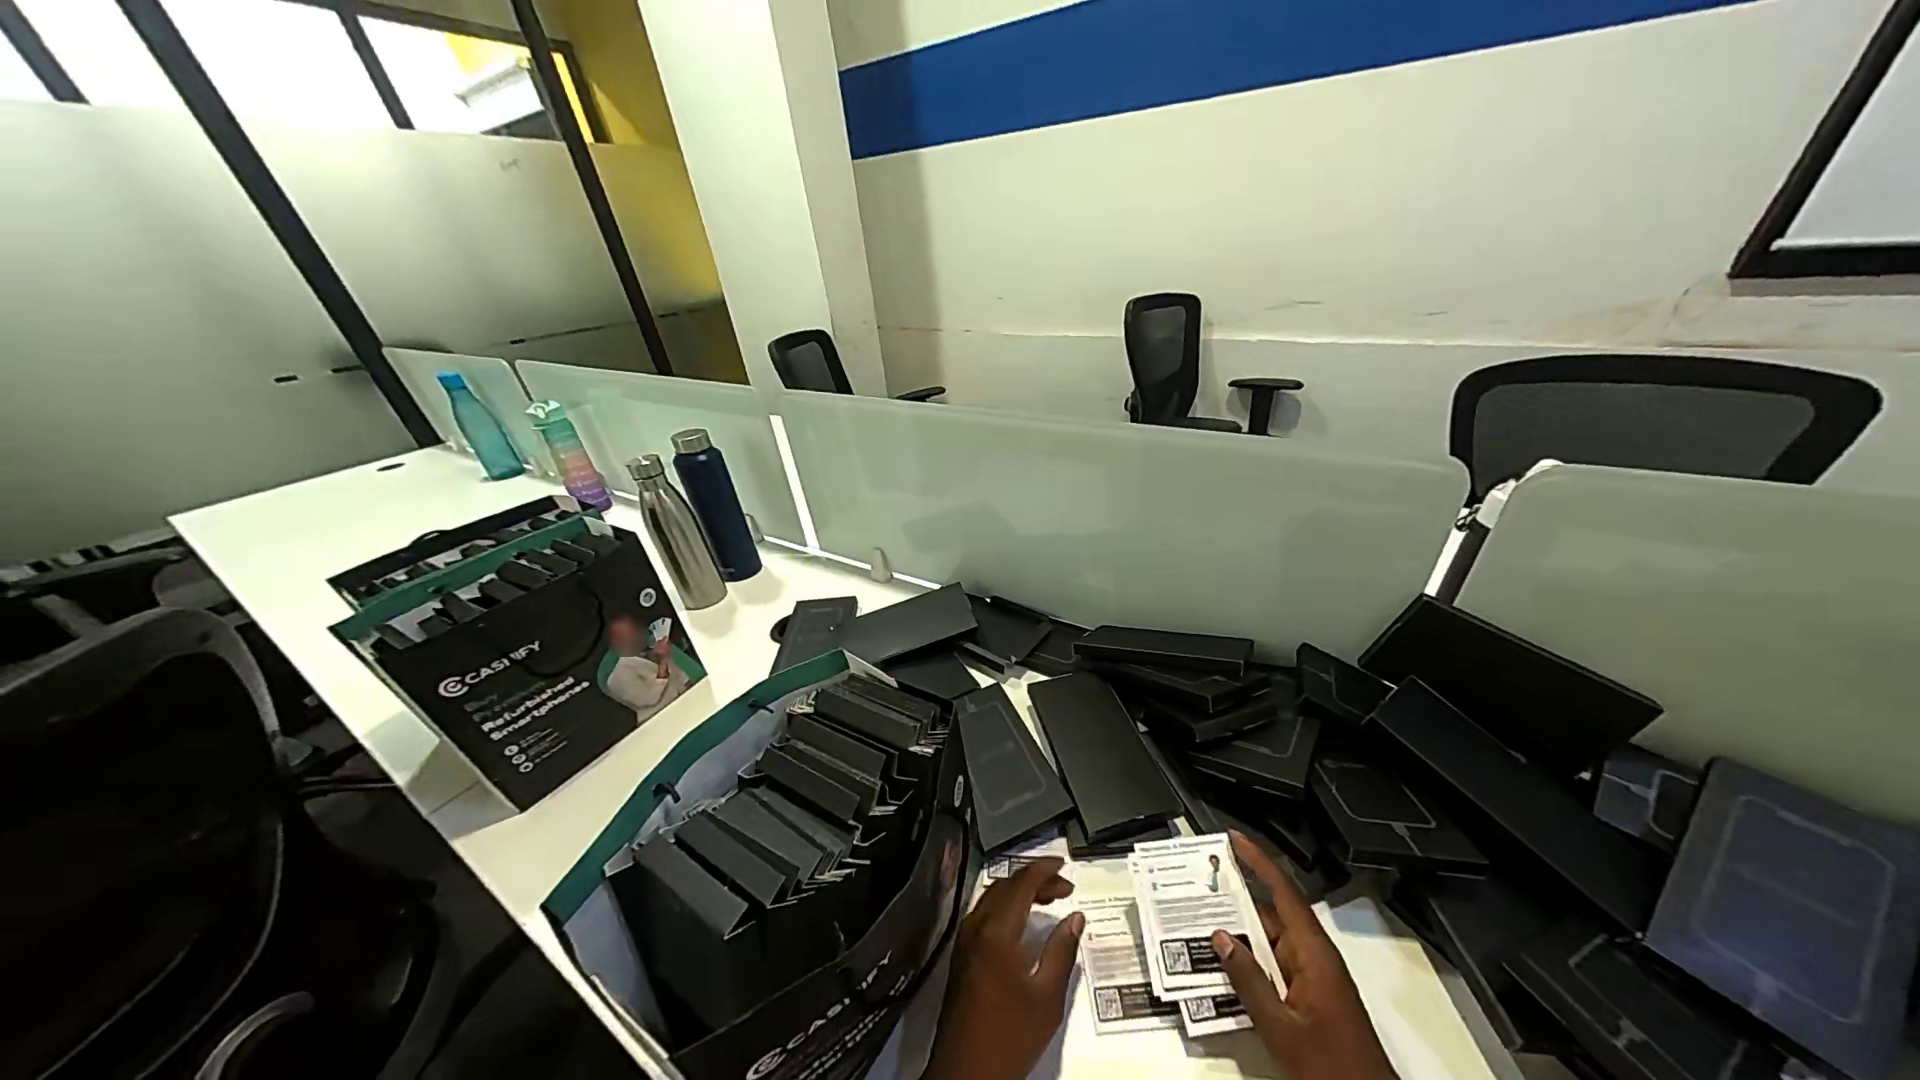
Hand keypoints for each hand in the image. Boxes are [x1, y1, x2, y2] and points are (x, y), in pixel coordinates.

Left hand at [924, 858, 1084, 1079]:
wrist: (965, 1072)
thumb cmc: (1009, 1037)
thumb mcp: (1047, 997)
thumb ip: (1062, 951)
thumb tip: (1075, 918)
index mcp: (996, 932)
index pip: (1021, 883)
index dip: (1044, 870)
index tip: (1064, 867)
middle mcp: (976, 927)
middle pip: (1006, 886)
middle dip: (1036, 880)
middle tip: (1064, 889)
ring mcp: (965, 940)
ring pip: (993, 897)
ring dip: (1020, 892)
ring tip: (1048, 901)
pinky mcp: (962, 954)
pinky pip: (985, 913)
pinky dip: (1007, 906)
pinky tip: (1025, 923)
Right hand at [1212, 832, 1398, 1079]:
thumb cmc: (1331, 1067)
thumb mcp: (1281, 1026)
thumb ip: (1248, 981)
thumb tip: (1220, 937)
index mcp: (1314, 953)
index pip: (1283, 892)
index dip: (1258, 860)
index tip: (1234, 839)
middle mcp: (1314, 956)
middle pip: (1270, 915)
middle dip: (1235, 899)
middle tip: (1199, 886)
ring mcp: (1313, 976)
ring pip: (1269, 941)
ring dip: (1239, 934)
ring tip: (1199, 923)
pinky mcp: (1309, 995)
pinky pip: (1273, 965)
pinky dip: (1248, 960)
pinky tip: (1222, 964)